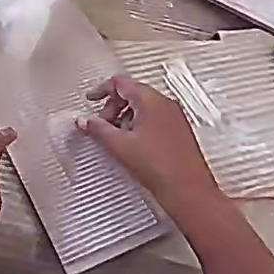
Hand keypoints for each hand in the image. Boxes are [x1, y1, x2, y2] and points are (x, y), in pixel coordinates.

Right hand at [77, 75, 232, 218]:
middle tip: (102, 124)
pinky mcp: (178, 131)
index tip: (92, 98)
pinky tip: (132, 145)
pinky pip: (153, 118)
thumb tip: (86, 121)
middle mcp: (166, 105)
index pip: (121, 83)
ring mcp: (174, 118)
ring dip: (124, 118)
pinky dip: (138, 125)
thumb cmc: (162, 167)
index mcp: (151, 101)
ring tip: (117, 138)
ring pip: (142, 107)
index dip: (102, 90)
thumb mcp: (118, 145)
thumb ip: (97, 128)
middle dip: (112, 107)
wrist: (187, 190)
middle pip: (131, 93)